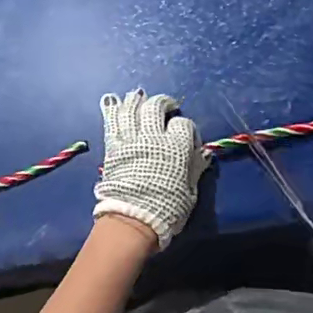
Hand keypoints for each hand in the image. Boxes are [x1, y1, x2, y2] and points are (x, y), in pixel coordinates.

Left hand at [92, 90, 208, 249]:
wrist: (133, 217)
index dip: (185, 127)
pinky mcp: (112, 147)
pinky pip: (111, 123)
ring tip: (137, 95)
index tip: (184, 134)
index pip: (183, 124)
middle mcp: (152, 138)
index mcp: (176, 147)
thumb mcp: (189, 190)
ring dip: (134, 100)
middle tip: (165, 104)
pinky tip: (110, 100)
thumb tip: (202, 153)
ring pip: (131, 110)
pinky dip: (110, 109)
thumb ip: (194, 168)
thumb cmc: (167, 208)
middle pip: (155, 108)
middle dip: (162, 102)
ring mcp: (130, 141)